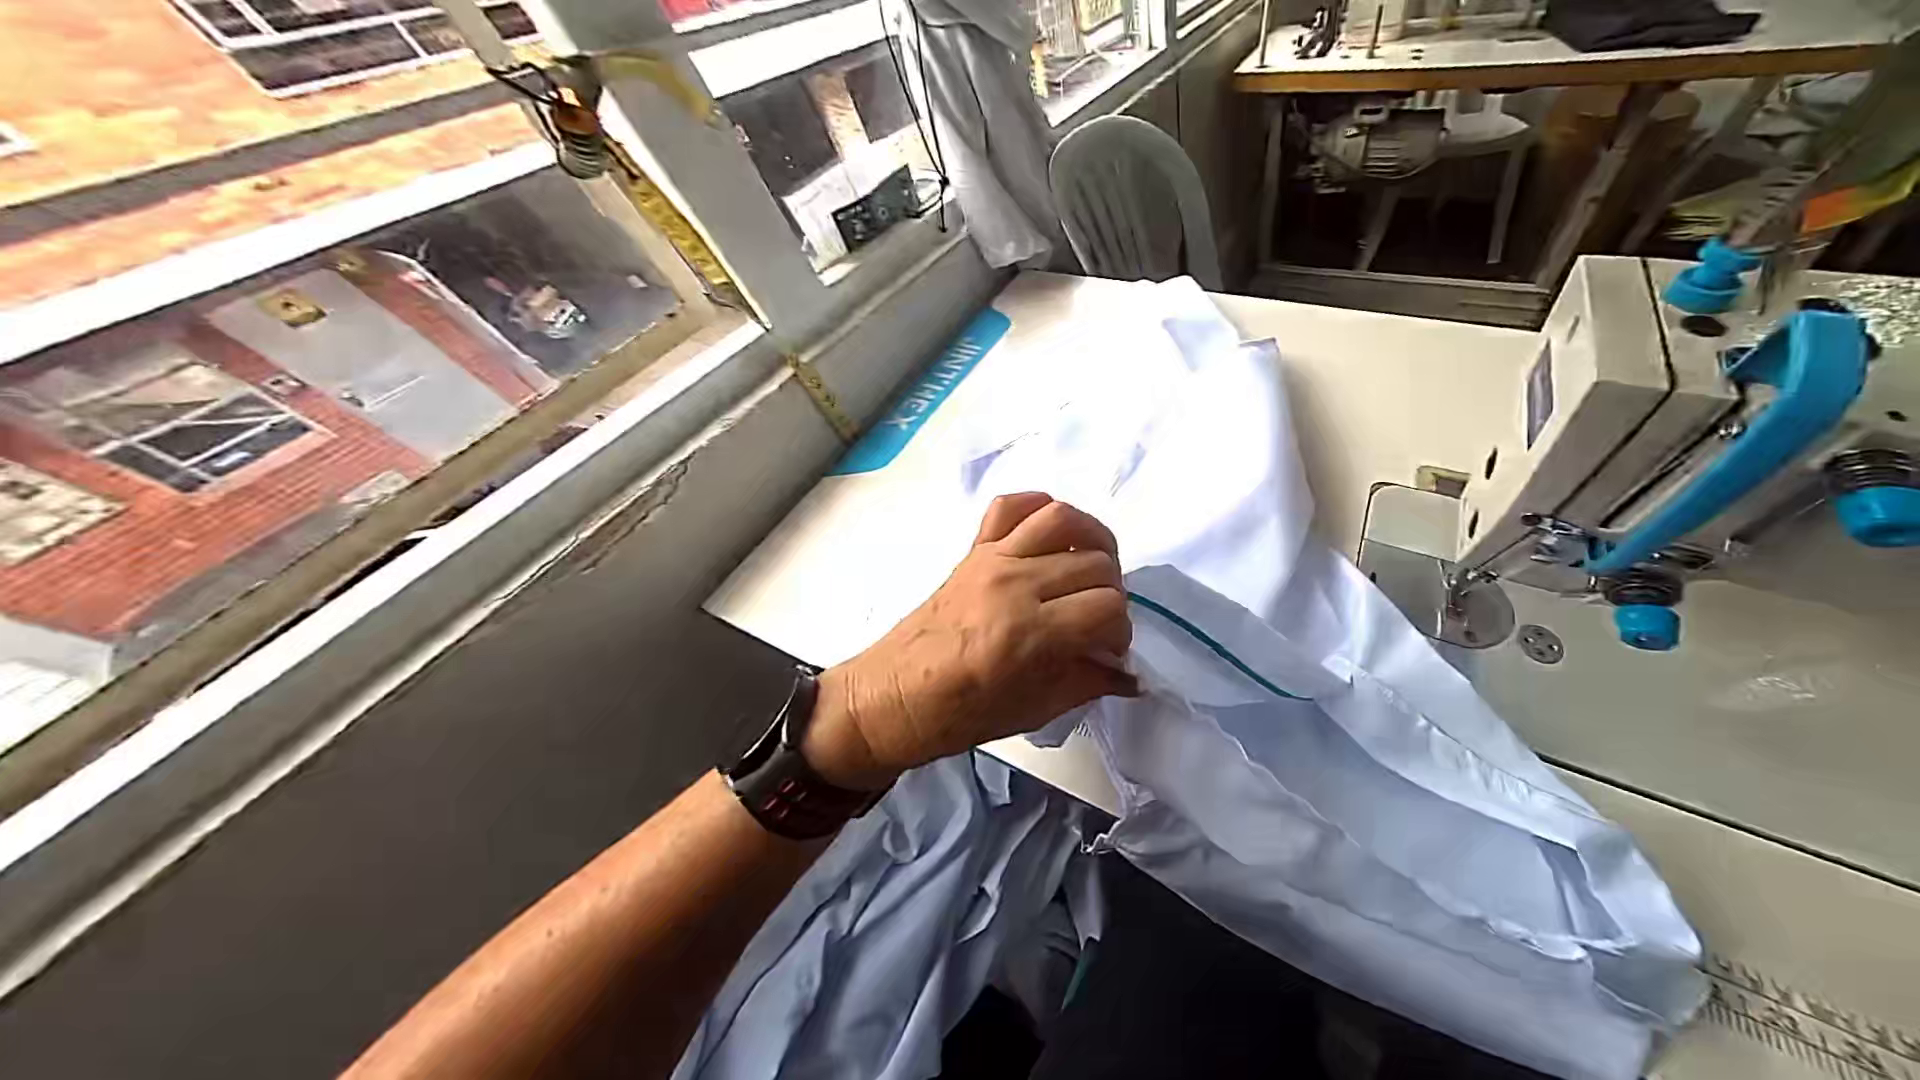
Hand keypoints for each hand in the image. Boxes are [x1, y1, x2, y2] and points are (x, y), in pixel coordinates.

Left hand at [804, 493, 1139, 790]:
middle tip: (1098, 622)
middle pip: (1095, 564)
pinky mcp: (973, 550)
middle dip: (1111, 595)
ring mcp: (991, 559)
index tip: (1108, 651)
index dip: (1120, 632)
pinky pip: (1010, 505)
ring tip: (1092, 570)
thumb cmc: (959, 715)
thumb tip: (1130, 673)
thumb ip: (1088, 683)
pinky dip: (1038, 507)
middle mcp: (1014, 584)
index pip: (1108, 608)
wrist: (894, 696)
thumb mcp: (1033, 710)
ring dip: (1092, 540)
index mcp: (1030, 632)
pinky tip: (1051, 535)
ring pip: (1062, 519)